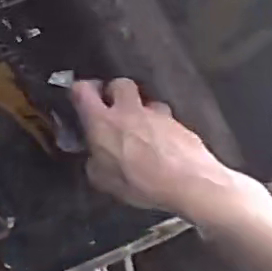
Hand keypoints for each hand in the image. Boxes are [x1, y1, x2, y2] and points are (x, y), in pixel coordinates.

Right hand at [71, 77, 259, 224]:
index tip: (80, 98)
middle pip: (119, 84)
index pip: (83, 90)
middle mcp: (129, 112)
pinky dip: (161, 129)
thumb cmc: (141, 183)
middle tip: (111, 107)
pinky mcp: (182, 126)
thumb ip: (94, 162)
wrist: (192, 186)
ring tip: (140, 130)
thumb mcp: (102, 179)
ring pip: (147, 101)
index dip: (79, 90)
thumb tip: (95, 158)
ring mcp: (159, 116)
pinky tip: (162, 146)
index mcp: (102, 121)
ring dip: (141, 111)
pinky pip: (167, 120)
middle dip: (113, 91)